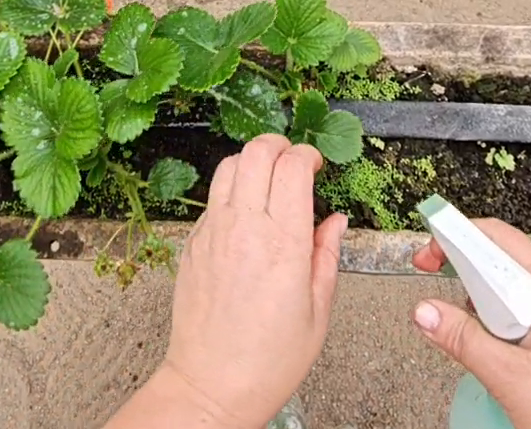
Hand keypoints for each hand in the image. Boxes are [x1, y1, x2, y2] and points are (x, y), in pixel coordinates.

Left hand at [105, 135, 346, 428]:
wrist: (210, 386)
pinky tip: (245, 209)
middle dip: (279, 144)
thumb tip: (336, 219)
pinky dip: (231, 187)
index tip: (315, 164)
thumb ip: (327, 256)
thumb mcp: (317, 313)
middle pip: (257, 152)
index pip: (293, 167)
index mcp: (284, 244)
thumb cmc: (268, 360)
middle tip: (293, 159)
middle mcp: (245, 227)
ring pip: (229, 164)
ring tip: (268, 176)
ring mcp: (214, 231)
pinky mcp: (194, 240)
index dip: (307, 155)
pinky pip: (213, 195)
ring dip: (252, 159)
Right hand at [412, 217, 530, 428]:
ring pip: (513, 291)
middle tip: (432, 277)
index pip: (498, 240)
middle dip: (464, 267)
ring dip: (482, 300)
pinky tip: (493, 348)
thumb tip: (424, 311)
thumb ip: (464, 341)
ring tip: (466, 326)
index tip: (427, 251)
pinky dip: (500, 323)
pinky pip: (527, 316)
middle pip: (504, 262)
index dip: (457, 237)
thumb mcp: (512, 380)